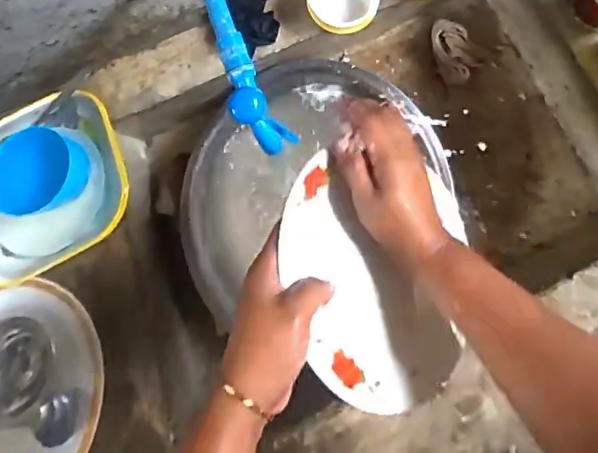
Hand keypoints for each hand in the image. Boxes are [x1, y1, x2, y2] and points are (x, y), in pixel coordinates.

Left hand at [221, 226, 331, 415]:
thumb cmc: (267, 346)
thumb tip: (329, 280)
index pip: (281, 231)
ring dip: (316, 269)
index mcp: (263, 270)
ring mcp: (272, 300)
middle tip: (343, 230)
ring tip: (346, 258)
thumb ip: (312, 289)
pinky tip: (338, 293)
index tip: (323, 204)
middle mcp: (266, 280)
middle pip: (291, 251)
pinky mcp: (281, 320)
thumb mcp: (293, 314)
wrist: (251, 392)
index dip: (299, 215)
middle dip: (313, 242)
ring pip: (298, 275)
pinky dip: (316, 293)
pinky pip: (301, 297)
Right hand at [333, 98, 451, 273]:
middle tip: (342, 110)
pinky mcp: (417, 158)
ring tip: (355, 117)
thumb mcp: (363, 200)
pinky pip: (401, 127)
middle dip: (363, 107)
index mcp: (390, 154)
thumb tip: (339, 141)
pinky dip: (385, 120)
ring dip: (375, 112)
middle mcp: (404, 146)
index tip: (336, 107)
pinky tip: (374, 130)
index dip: (353, 110)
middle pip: (384, 114)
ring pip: (395, 118)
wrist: (425, 244)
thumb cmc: (391, 225)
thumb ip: (351, 167)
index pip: (371, 120)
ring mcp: (413, 151)